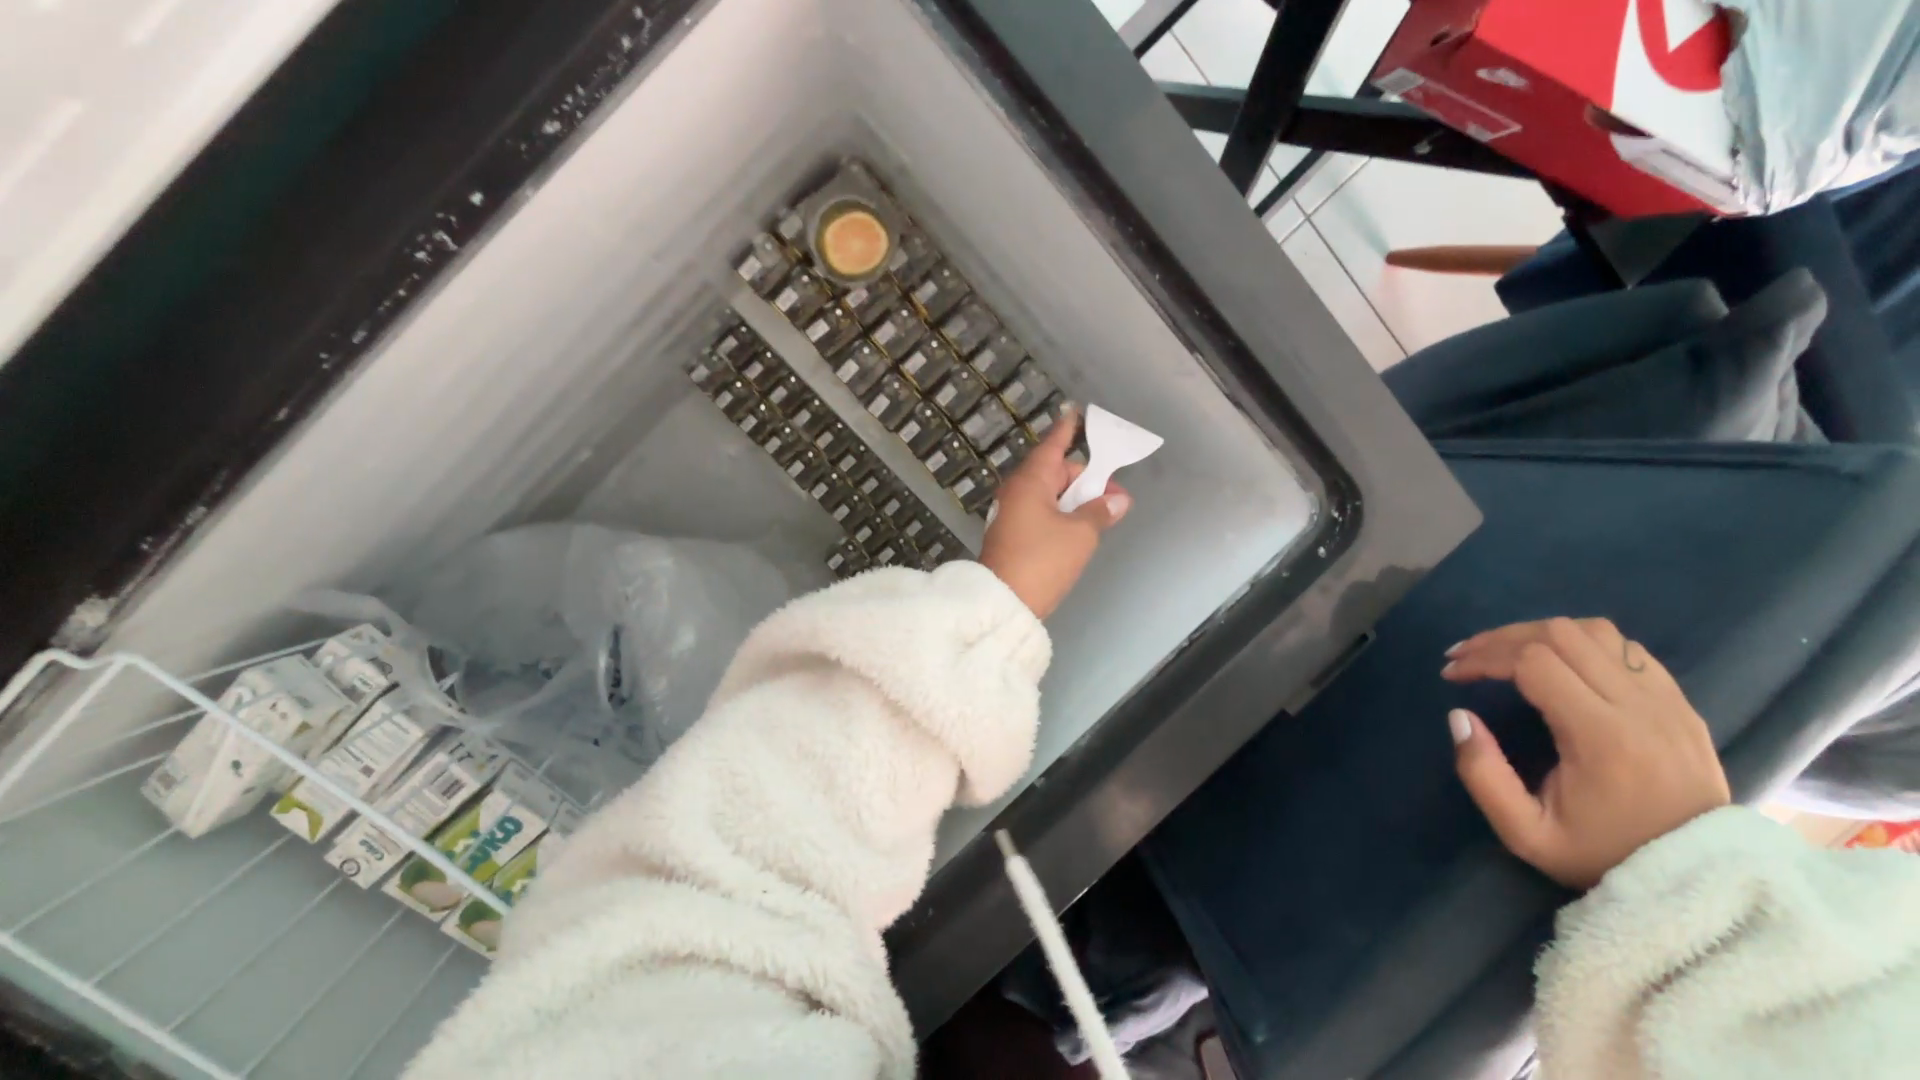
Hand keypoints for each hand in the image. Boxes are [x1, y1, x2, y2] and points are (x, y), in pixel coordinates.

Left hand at [978, 406, 1130, 617]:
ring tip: (1103, 514)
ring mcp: (1012, 513)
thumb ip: (1100, 512)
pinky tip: (1080, 529)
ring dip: (1076, 500)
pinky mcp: (1012, 535)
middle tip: (1115, 497)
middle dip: (1086, 479)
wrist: (1003, 603)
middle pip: (1056, 472)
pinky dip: (1062, 515)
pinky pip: (1042, 513)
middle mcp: (1017, 491)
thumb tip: (1116, 499)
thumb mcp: (1080, 535)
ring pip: (1050, 495)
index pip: (1054, 445)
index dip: (1068, 430)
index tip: (1077, 412)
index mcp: (1030, 481)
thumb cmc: (1042, 560)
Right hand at [1442, 617, 1730, 888]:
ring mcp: (1667, 700)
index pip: (1533, 661)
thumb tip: (1459, 717)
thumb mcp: (1525, 832)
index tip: (1454, 673)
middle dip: (1504, 637)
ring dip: (1544, 634)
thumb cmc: (1602, 854)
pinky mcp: (1681, 703)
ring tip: (1511, 655)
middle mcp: (1639, 705)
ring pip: (1596, 631)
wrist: (1700, 878)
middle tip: (1470, 657)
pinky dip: (1584, 644)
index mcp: (1601, 735)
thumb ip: (1482, 774)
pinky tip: (1562, 665)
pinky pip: (1627, 649)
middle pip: (1561, 634)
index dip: (1484, 657)